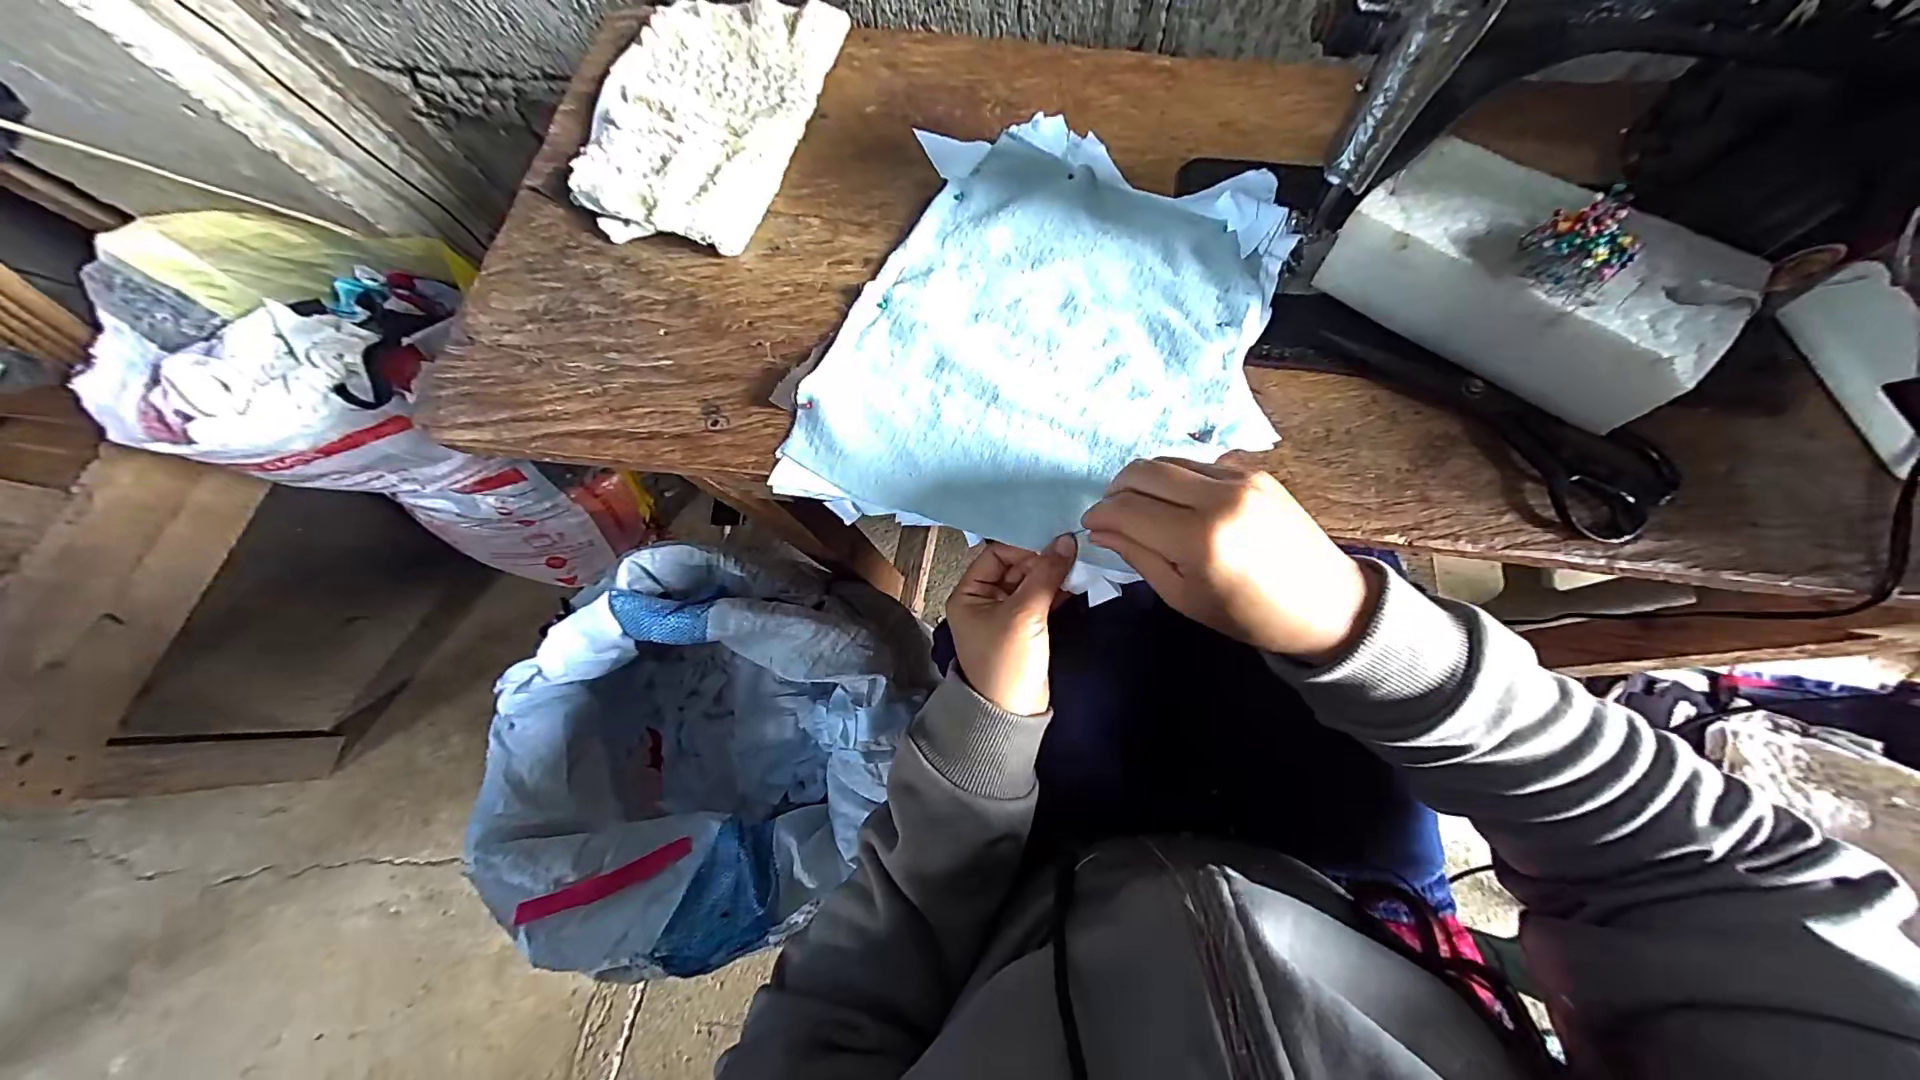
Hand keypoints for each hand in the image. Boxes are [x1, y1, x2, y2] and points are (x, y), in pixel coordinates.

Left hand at [945, 535, 1076, 714]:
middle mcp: (983, 600)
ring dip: (1052, 575)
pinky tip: (1076, 584)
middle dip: (1042, 560)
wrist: (1012, 713)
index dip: (1024, 548)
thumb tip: (1065, 540)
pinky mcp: (1025, 628)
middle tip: (1071, 553)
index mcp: (969, 593)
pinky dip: (1056, 591)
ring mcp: (1005, 615)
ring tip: (1077, 567)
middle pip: (1014, 567)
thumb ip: (1046, 574)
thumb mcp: (1025, 613)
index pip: (995, 554)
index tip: (1054, 546)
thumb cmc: (1008, 660)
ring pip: (1030, 583)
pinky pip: (1040, 600)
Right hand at [1080, 459, 1376, 662]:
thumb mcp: (1183, 596)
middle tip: (1109, 514)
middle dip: (1115, 490)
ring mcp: (1240, 478)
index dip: (1100, 515)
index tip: (1090, 526)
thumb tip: (1100, 531)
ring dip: (1142, 480)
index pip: (1128, 509)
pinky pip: (1197, 463)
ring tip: (1138, 506)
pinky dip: (1174, 477)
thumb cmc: (1248, 615)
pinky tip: (1175, 502)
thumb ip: (1138, 556)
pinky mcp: (1255, 471)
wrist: (1328, 604)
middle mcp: (1218, 497)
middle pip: (1143, 472)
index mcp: (1199, 538)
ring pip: (1167, 460)